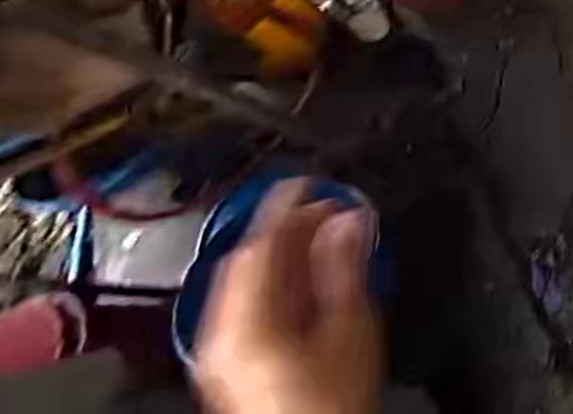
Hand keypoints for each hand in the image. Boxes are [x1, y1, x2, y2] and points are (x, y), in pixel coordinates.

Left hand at [195, 181, 381, 413]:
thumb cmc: (330, 393)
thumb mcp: (349, 321)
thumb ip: (345, 265)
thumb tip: (347, 217)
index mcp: (245, 322)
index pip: (258, 246)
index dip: (283, 206)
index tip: (307, 179)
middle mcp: (223, 334)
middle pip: (248, 260)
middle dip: (288, 224)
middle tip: (327, 202)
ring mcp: (224, 348)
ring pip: (248, 278)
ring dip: (286, 246)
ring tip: (325, 226)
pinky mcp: (235, 357)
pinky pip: (250, 298)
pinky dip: (280, 271)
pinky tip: (310, 264)